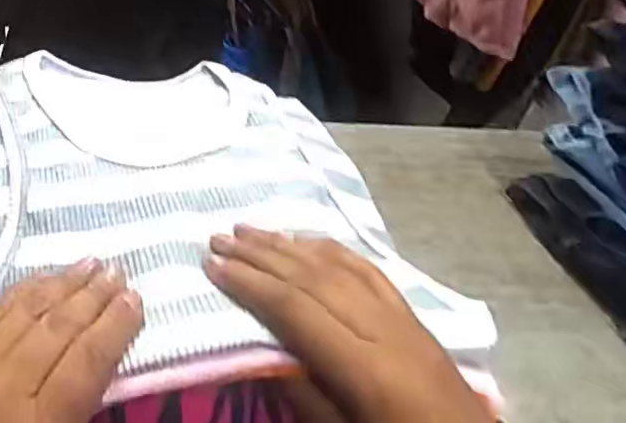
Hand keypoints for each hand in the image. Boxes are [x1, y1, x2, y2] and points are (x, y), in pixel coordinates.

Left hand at [0, 259, 142, 422]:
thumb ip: (76, 407)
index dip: (115, 327)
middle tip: (119, 272)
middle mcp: (1, 386)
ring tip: (92, 263)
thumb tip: (105, 353)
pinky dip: (27, 287)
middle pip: (61, 327)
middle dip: (95, 296)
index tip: (136, 299)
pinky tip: (47, 275)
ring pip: (30, 307)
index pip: (86, 362)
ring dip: (65, 282)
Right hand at [205, 226, 487, 422]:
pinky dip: (330, 248)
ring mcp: (400, 315)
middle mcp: (382, 327)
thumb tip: (262, 346)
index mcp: (366, 368)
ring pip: (335, 264)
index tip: (213, 265)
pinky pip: (365, 267)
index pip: (295, 309)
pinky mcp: (412, 313)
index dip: (250, 284)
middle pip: (311, 276)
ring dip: (288, 243)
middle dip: (261, 254)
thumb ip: (305, 395)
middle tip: (219, 237)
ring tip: (249, 229)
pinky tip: (306, 239)